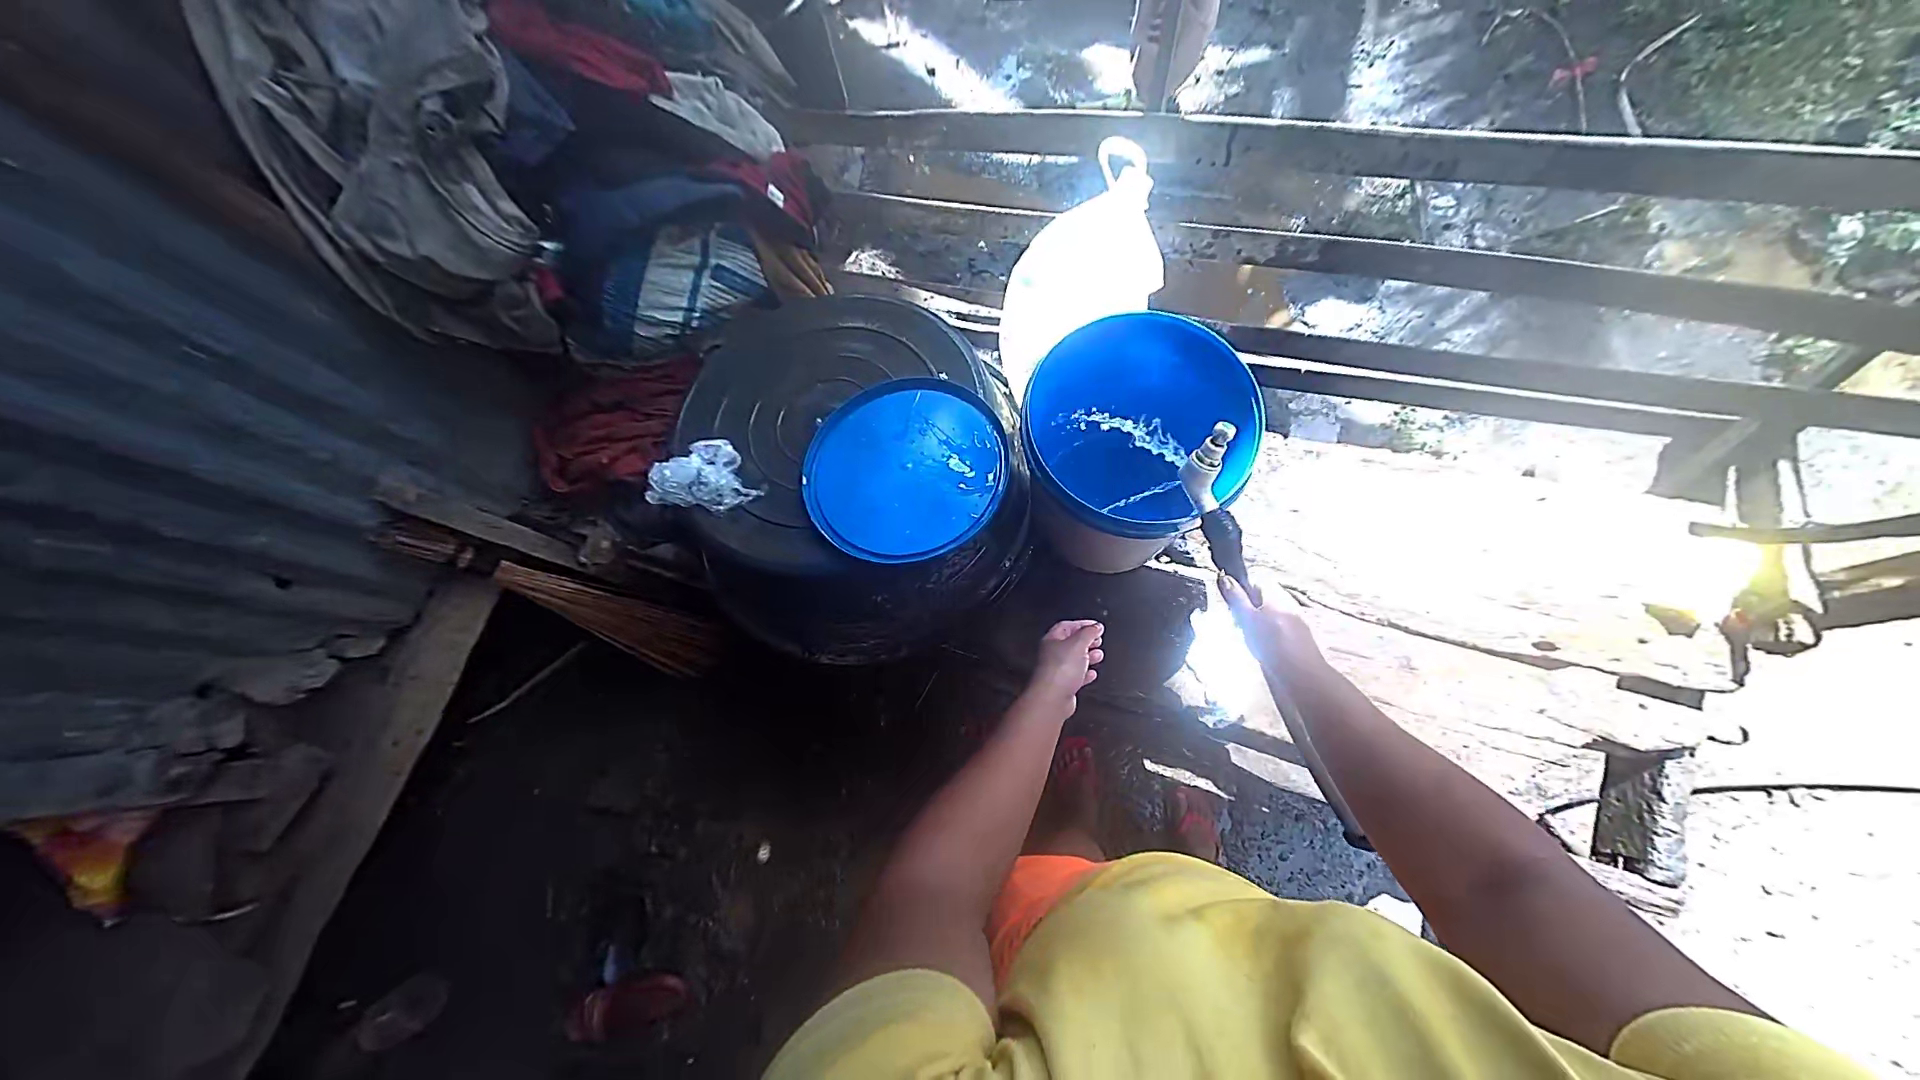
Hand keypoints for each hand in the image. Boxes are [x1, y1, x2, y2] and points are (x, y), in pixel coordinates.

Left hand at [1027, 620, 1103, 715]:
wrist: (1052, 698)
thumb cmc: (1060, 670)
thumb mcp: (1078, 644)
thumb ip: (1088, 633)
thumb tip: (1096, 627)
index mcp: (1052, 640)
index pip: (1067, 626)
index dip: (1082, 624)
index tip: (1096, 625)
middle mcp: (1052, 654)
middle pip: (1071, 642)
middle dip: (1086, 640)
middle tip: (1098, 639)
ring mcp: (1057, 670)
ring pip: (1074, 660)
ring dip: (1088, 656)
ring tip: (1099, 655)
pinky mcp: (1063, 685)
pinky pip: (1076, 676)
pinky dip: (1085, 674)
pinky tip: (1092, 673)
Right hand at [1218, 573, 1321, 673]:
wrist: (1300, 676)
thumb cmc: (1272, 643)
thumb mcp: (1247, 618)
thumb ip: (1236, 598)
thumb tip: (1225, 577)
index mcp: (1276, 596)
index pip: (1255, 583)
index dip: (1239, 591)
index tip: (1230, 605)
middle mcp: (1287, 605)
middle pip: (1261, 600)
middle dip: (1246, 609)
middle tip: (1235, 623)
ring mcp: (1294, 623)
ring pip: (1267, 616)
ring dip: (1254, 624)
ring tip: (1245, 638)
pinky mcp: (1296, 640)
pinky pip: (1275, 631)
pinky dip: (1264, 636)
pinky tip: (1260, 648)